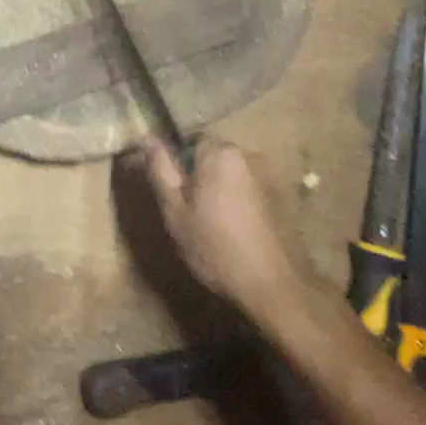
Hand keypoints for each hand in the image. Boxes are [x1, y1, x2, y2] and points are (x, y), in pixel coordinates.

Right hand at [139, 137, 308, 321]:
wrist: (269, 287)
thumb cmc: (213, 245)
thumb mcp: (174, 209)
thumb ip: (160, 169)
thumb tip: (146, 137)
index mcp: (220, 154)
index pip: (191, 138)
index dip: (177, 159)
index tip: (170, 185)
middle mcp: (248, 157)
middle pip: (212, 154)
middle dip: (197, 173)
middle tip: (185, 207)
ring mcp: (268, 178)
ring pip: (230, 173)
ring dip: (217, 188)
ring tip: (207, 221)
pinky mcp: (279, 200)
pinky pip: (246, 190)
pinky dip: (236, 201)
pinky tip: (230, 228)